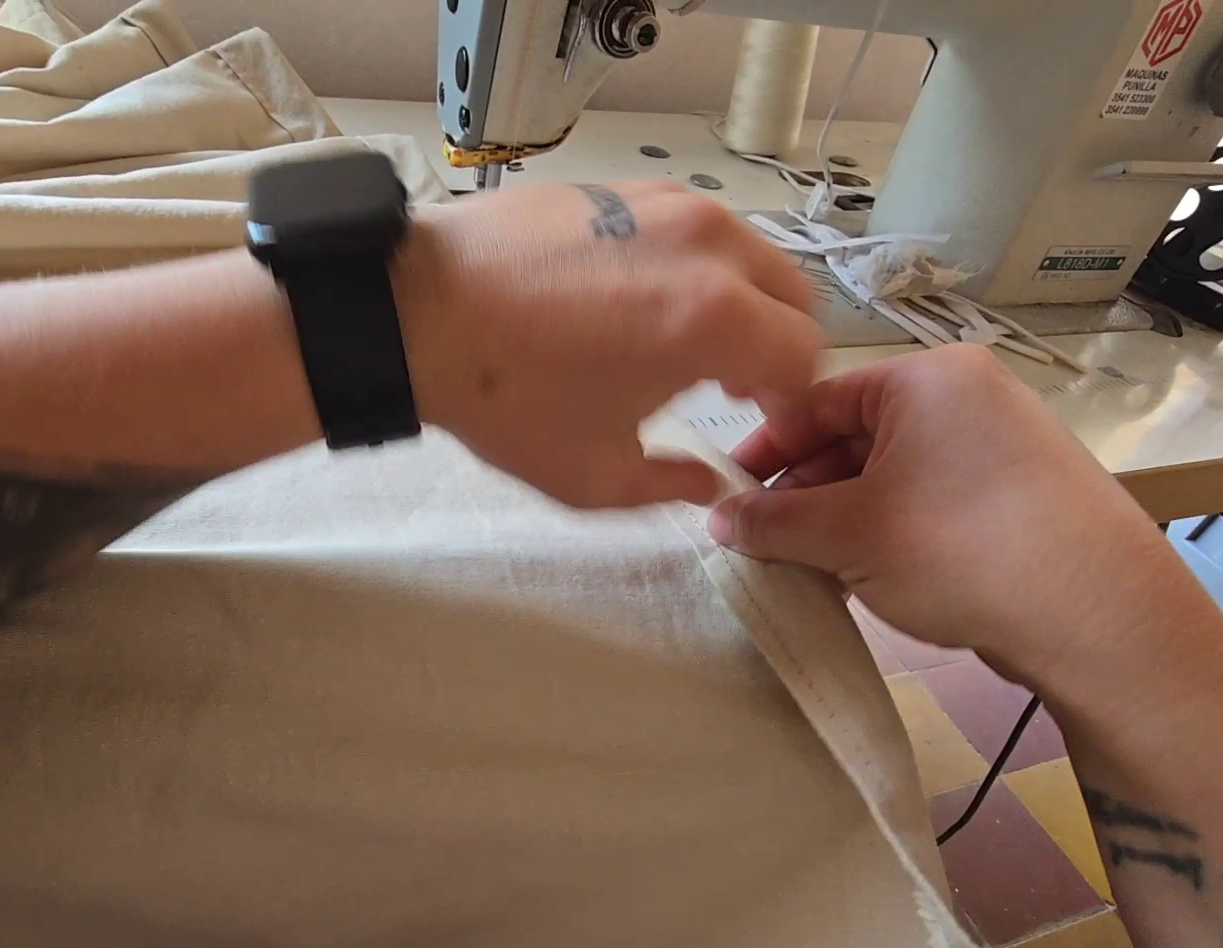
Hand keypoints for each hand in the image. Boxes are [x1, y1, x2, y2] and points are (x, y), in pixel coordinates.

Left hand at [395, 181, 821, 508]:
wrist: (419, 313)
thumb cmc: (507, 400)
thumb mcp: (594, 477)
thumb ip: (672, 486)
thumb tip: (710, 485)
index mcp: (715, 319)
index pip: (804, 355)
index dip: (790, 397)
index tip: (759, 416)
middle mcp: (706, 245)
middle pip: (790, 296)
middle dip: (774, 346)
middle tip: (729, 384)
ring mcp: (662, 203)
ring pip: (743, 253)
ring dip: (736, 302)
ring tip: (681, 340)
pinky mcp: (619, 186)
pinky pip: (688, 227)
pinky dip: (691, 266)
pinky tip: (636, 298)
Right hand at [707, 345, 1202, 687]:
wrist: (1102, 625)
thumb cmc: (958, 549)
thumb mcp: (846, 534)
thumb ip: (770, 521)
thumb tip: (717, 520)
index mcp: (926, 380)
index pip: (814, 403)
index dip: (762, 451)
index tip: (725, 496)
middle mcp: (964, 399)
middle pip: (847, 439)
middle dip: (797, 493)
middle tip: (758, 541)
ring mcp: (994, 447)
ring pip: (881, 476)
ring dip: (831, 520)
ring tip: (800, 564)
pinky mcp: (1011, 496)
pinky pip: (918, 501)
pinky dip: (875, 532)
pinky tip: (852, 573)